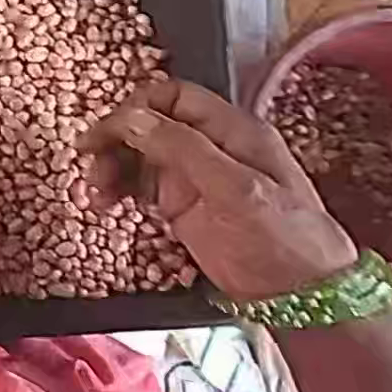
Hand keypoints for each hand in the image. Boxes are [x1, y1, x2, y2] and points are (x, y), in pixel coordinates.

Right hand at [77, 78, 356, 301]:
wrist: (300, 294)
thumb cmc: (281, 237)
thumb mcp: (236, 189)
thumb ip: (183, 149)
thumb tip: (131, 118)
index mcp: (229, 129)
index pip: (173, 96)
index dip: (137, 107)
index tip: (108, 131)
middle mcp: (206, 144)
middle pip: (148, 123)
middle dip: (116, 138)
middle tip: (91, 161)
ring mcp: (190, 174)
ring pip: (137, 153)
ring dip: (111, 165)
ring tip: (96, 192)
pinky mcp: (178, 203)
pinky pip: (137, 184)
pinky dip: (116, 188)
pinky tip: (104, 202)